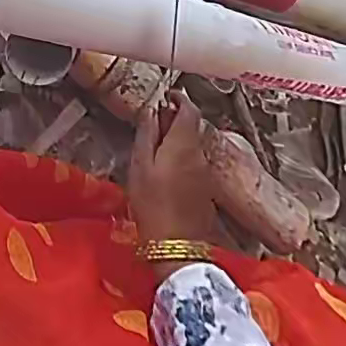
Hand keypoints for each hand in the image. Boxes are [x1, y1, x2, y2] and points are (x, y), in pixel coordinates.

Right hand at [128, 93, 219, 275]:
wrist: (177, 250)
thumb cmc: (152, 204)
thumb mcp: (140, 165)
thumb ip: (146, 134)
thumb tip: (151, 109)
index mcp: (183, 144)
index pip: (190, 109)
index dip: (179, 98)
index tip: (165, 96)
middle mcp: (200, 154)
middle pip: (192, 126)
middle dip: (174, 118)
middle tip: (152, 121)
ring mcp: (205, 173)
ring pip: (192, 144)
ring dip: (177, 137)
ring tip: (154, 144)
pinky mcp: (205, 189)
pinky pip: (193, 161)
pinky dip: (180, 155)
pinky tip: (164, 167)